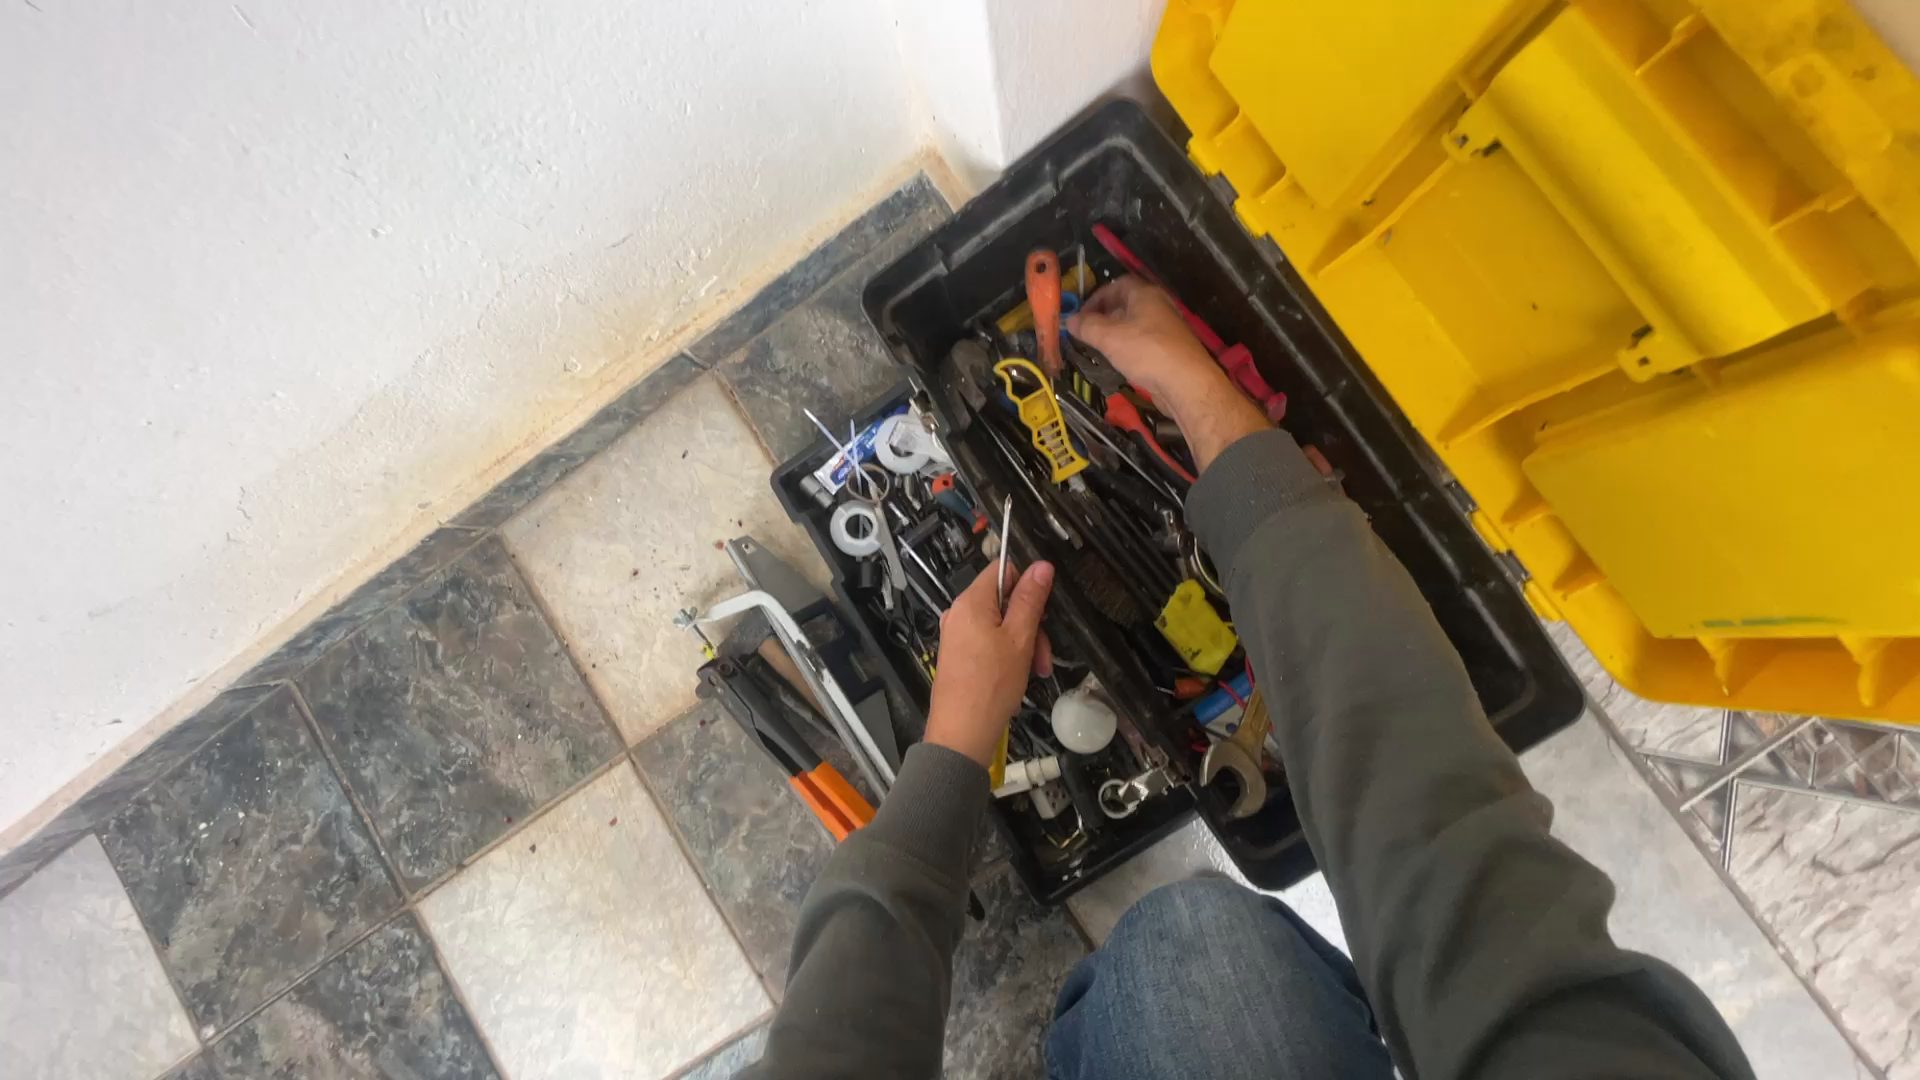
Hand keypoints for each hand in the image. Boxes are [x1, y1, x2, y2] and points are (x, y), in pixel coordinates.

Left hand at [924, 561, 1054, 765]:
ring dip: (1023, 643)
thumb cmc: (991, 686)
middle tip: (1042, 652)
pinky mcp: (959, 654)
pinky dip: (1008, 654)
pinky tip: (1019, 675)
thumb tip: (1042, 565)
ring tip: (1036, 670)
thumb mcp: (1020, 638)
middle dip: (1030, 623)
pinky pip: (988, 641)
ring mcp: (957, 634)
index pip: (1002, 569)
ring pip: (999, 624)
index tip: (1042, 609)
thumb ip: (1030, 599)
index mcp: (970, 602)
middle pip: (1003, 600)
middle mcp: (958, 613)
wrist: (962, 734)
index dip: (1027, 584)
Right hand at [1067, 276, 1226, 413]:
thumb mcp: (1109, 338)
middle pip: (1127, 303)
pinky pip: (1143, 340)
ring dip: (1115, 332)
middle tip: (1087, 332)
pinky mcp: (1169, 348)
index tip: (1081, 315)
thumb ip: (1087, 327)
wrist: (1185, 381)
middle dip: (1104, 315)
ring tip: (1099, 347)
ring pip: (1135, 323)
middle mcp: (1158, 306)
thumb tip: (1070, 320)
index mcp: (1145, 294)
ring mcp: (1166, 327)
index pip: (1118, 285)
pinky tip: (1120, 361)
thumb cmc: (1146, 352)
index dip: (1097, 297)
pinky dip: (1128, 346)